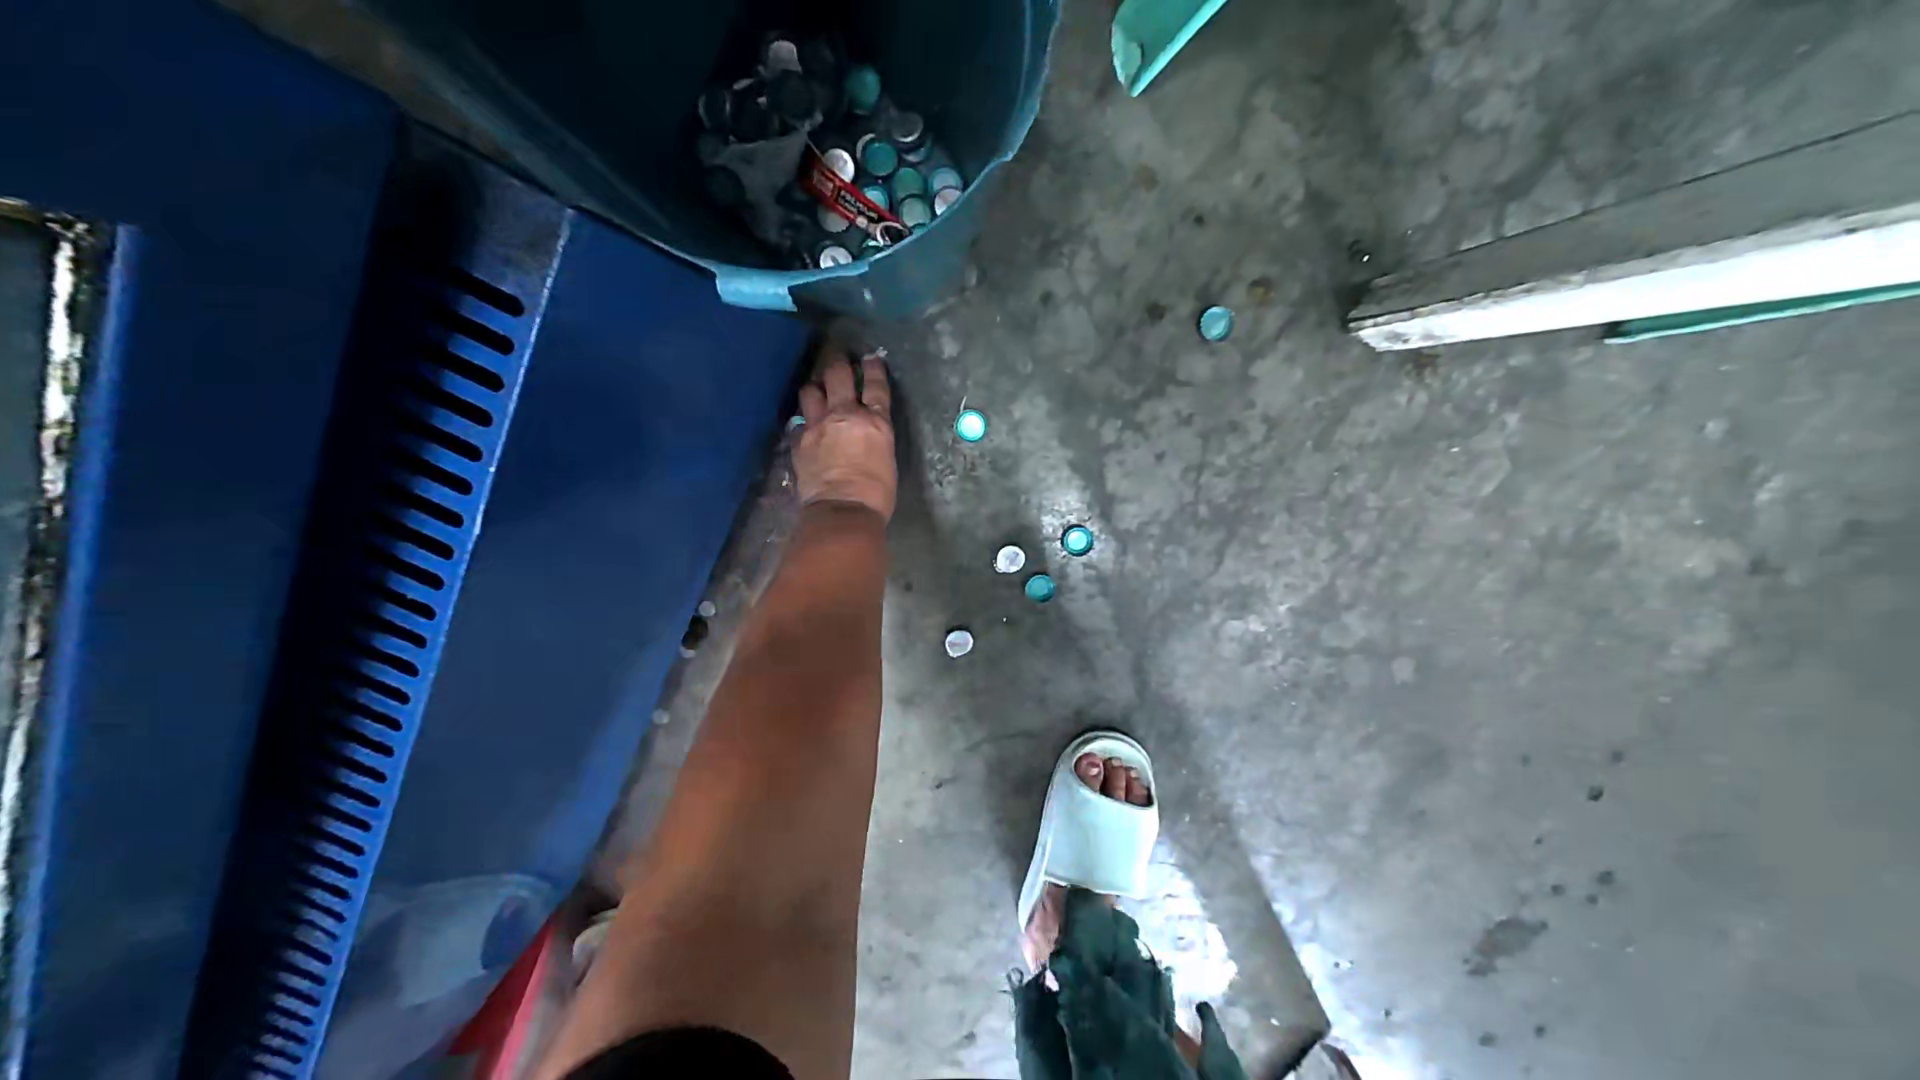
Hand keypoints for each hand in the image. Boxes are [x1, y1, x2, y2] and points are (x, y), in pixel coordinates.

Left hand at [795, 344, 895, 521]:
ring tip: (817, 391)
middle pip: (838, 376)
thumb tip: (866, 435)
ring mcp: (818, 425)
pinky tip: (806, 425)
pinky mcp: (800, 440)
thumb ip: (875, 438)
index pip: (875, 385)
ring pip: (810, 391)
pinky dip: (803, 420)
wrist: (843, 512)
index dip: (873, 368)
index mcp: (876, 422)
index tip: (870, 358)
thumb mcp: (887, 459)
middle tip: (838, 360)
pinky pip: (799, 420)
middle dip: (838, 364)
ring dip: (815, 388)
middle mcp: (846, 415)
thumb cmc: (877, 495)